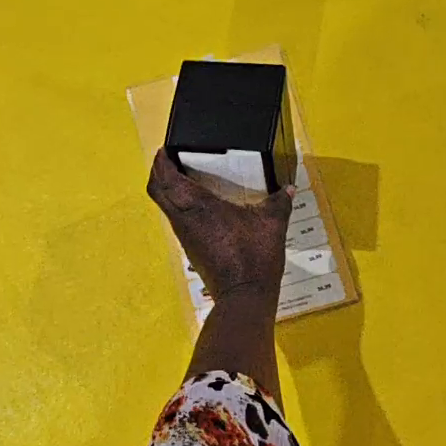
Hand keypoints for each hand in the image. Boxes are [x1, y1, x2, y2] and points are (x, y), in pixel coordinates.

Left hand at [147, 150, 291, 302]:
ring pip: (166, 207)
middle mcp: (184, 219)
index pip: (166, 178)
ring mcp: (185, 236)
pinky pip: (177, 220)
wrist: (244, 296)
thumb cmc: (253, 257)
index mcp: (197, 205)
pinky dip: (180, 207)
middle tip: (171, 160)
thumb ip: (279, 202)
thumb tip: (288, 189)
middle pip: (157, 191)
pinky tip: (200, 206)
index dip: (161, 161)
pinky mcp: (191, 249)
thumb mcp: (272, 224)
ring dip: (169, 190)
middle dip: (159, 173)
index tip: (166, 149)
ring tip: (184, 178)